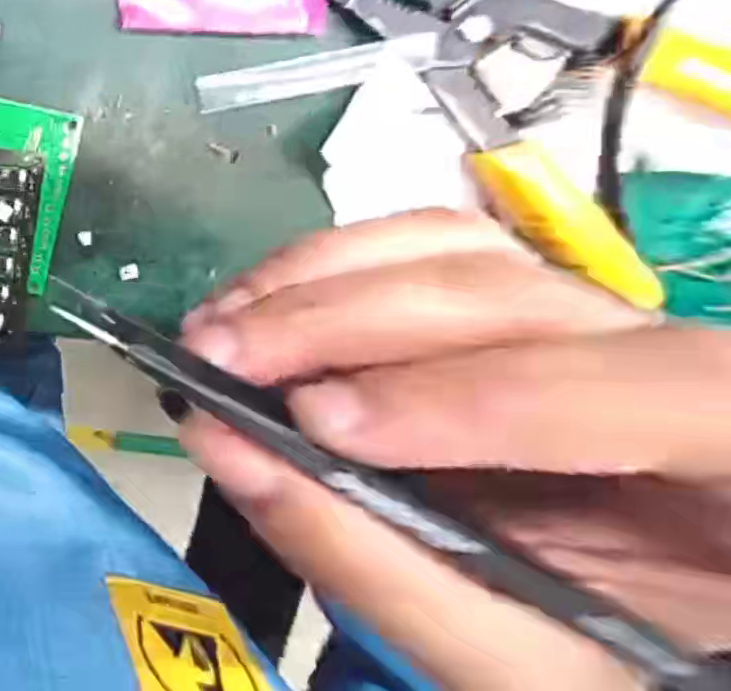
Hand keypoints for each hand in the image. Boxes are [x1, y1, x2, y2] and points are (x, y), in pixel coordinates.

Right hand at [177, 209, 730, 690]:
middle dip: (336, 322)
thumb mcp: (519, 669)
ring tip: (212, 331)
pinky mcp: (501, 310)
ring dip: (302, 284)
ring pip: (441, 248)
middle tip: (217, 360)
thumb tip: (215, 440)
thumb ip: (375, 563)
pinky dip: (308, 273)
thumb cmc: (608, 682)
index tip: (316, 424)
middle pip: (508, 291)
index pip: (660, 394)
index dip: (477, 399)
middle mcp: (694, 371)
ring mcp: (592, 324)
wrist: (644, 661)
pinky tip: (244, 311)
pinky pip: (404, 251)